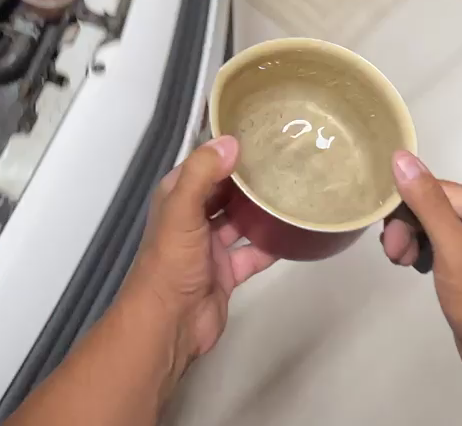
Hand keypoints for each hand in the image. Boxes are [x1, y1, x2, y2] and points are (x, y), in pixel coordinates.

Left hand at [117, 136, 277, 376]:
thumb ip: (203, 173)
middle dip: (248, 178)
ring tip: (291, 190)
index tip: (260, 135)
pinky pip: (252, 252)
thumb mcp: (182, 208)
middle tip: (284, 160)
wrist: (169, 324)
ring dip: (259, 209)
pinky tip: (292, 232)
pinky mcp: (227, 271)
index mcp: (177, 196)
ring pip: (239, 220)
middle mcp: (193, 216)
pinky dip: (269, 244)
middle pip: (224, 190)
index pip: (204, 164)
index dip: (226, 150)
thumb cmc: (171, 261)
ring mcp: (210, 245)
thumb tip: (232, 142)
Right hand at [380, 151, 461, 384]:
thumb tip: (401, 155)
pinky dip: (421, 252)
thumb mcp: (453, 249)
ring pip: (427, 223)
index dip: (402, 209)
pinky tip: (415, 268)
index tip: (390, 241)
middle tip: (395, 257)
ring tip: (403, 264)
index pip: (426, 187)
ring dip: (409, 240)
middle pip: (426, 204)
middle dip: (405, 227)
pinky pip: (436, 243)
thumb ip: (427, 201)